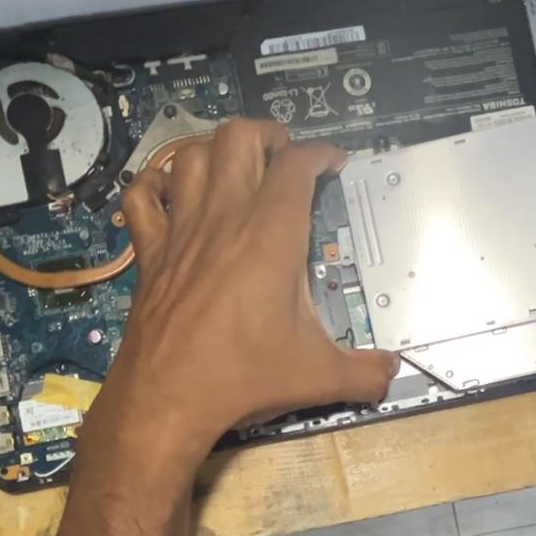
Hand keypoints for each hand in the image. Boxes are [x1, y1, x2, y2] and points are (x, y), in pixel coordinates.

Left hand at [102, 119, 398, 454]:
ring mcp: (181, 232)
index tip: (334, 161)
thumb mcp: (319, 376)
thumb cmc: (242, 379)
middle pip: (239, 137)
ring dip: (216, 148)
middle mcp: (224, 220)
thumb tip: (393, 372)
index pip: (297, 165)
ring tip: (236, 163)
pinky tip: (170, 189)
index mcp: (271, 238)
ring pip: (191, 155)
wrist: (168, 400)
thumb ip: (366, 372)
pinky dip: (155, 182)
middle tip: (285, 155)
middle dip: (268, 134)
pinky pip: (142, 196)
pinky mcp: (150, 253)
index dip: (320, 153)